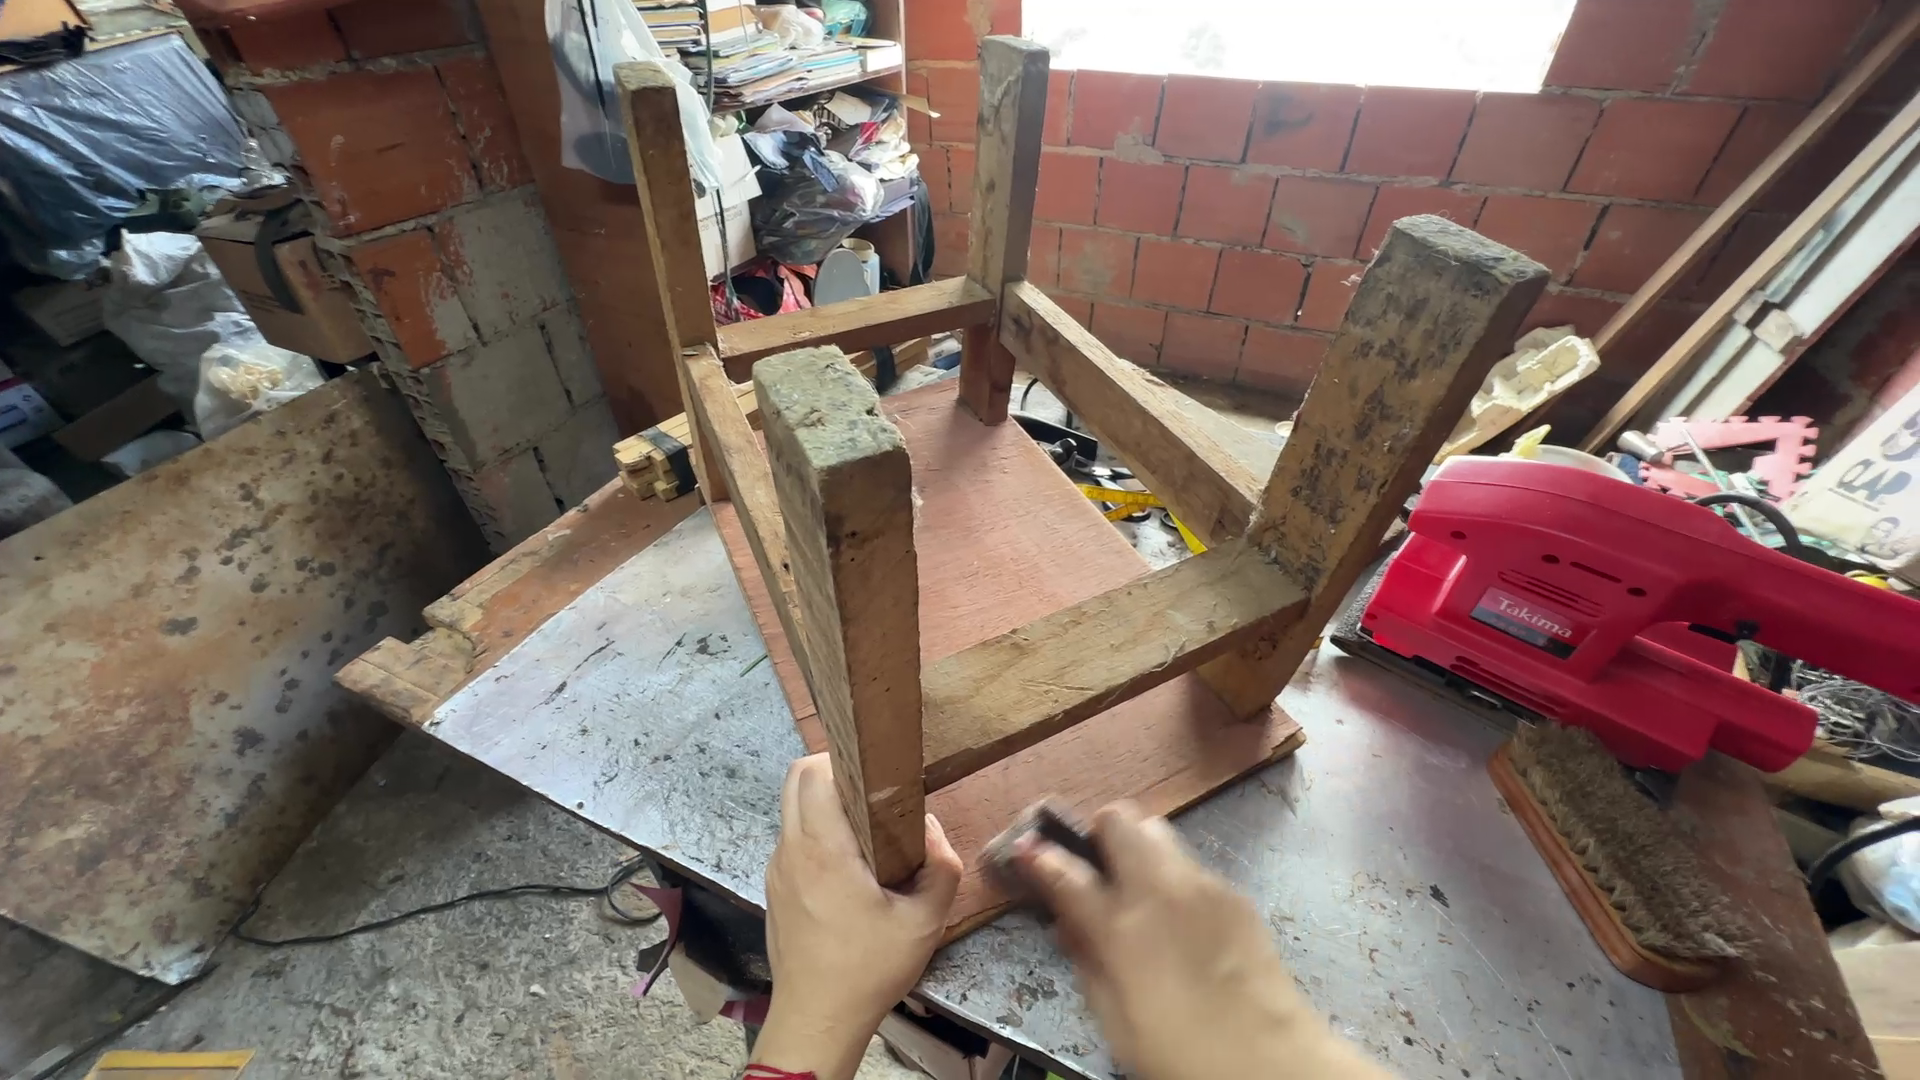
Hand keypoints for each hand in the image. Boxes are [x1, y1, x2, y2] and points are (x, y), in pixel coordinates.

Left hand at [753, 754, 961, 1079]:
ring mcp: (776, 869)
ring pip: (792, 808)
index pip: (812, 773)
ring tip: (865, 825)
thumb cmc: (868, 968)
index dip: (842, 758)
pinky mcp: (774, 888)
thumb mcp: (924, 922)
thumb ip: (941, 866)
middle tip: (873, 790)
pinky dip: (815, 831)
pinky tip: (848, 863)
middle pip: (795, 780)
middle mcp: (790, 849)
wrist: (816, 1022)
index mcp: (821, 848)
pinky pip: (792, 838)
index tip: (876, 771)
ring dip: (823, 802)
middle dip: (832, 770)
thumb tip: (930, 827)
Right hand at [1015, 802, 1389, 1079]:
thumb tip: (1068, 925)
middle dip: (1098, 834)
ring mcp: (1201, 884)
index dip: (1038, 856)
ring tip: (1141, 892)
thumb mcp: (1117, 1027)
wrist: (1278, 1069)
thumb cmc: (1184, 1059)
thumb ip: (1087, 964)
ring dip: (1138, 849)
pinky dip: (1173, 878)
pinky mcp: (1234, 893)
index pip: (1065, 872)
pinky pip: (1189, 865)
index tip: (1025, 850)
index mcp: (1122, 928)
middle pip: (1117, 818)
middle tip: (1098, 870)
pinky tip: (1183, 922)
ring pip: (1156, 830)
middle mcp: (1159, 889)